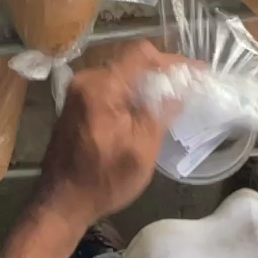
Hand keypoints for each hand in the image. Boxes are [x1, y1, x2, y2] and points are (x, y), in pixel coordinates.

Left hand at [35, 42, 181, 228]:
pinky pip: (109, 89)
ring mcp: (77, 93)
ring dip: (146, 84)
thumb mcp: (142, 149)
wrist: (61, 203)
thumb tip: (178, 91)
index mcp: (101, 87)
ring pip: (120, 75)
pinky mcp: (76, 106)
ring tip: (172, 97)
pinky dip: (130, 94)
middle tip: (188, 85)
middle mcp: (85, 82)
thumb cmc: (103, 180)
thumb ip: (160, 113)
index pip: (142, 54)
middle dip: (161, 72)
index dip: (173, 60)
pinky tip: (146, 109)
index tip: (196, 73)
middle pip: (130, 62)